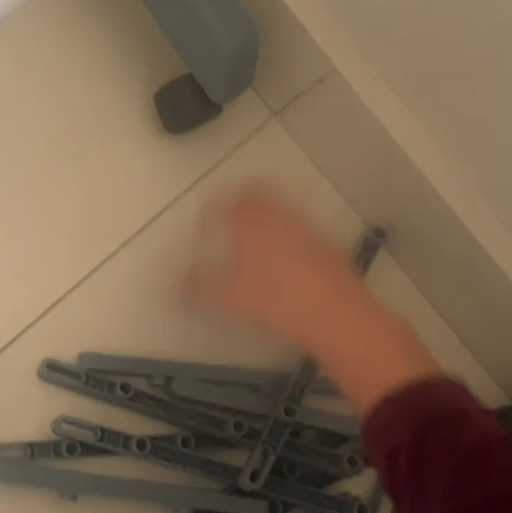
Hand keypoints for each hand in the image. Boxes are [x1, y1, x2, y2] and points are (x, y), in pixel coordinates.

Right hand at [184, 184, 441, 413]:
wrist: (340, 318)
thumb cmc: (277, 302)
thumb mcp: (227, 298)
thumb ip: (196, 287)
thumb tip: (171, 285)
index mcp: (252, 223)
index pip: (228, 198)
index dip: (212, 205)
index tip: (203, 219)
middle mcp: (281, 218)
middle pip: (259, 194)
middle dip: (241, 202)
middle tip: (227, 216)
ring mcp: (309, 230)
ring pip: (282, 211)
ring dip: (265, 218)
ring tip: (253, 241)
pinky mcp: (328, 248)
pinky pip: (300, 231)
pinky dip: (286, 237)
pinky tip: (283, 263)